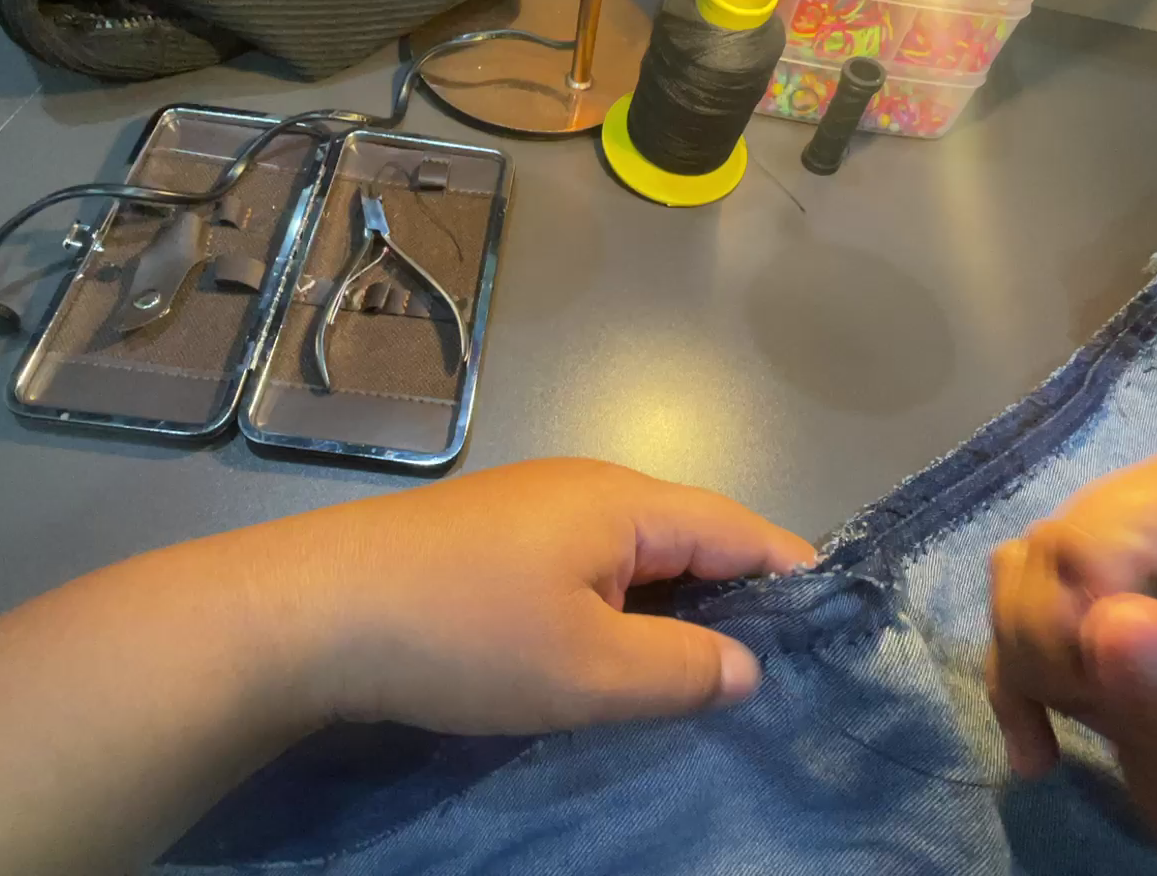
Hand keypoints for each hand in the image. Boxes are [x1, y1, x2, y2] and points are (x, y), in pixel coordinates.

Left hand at [255, 458, 814, 735]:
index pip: (738, 529)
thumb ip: (681, 669)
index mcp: (625, 502)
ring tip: (706, 669)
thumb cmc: (466, 631)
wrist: (321, 607)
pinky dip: (623, 603)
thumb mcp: (587, 667)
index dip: (790, 573)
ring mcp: (541, 505)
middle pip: (690, 535)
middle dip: (737, 597)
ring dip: (676, 604)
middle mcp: (590, 487)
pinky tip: (620, 647)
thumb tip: (747, 669)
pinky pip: (591, 561)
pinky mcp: (504, 532)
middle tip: (775, 666)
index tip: (835, 626)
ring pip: (638, 552)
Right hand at [986, 453, 1156, 875]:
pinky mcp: (1119, 647)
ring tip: (1055, 725)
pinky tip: (1036, 742)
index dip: (1111, 538)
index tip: (1081, 639)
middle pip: (1106, 514)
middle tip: (1065, 694)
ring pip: (1050, 556)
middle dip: (1052, 594)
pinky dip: (1011, 670)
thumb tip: (1111, 618)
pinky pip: (1031, 610)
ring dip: (1023, 635)